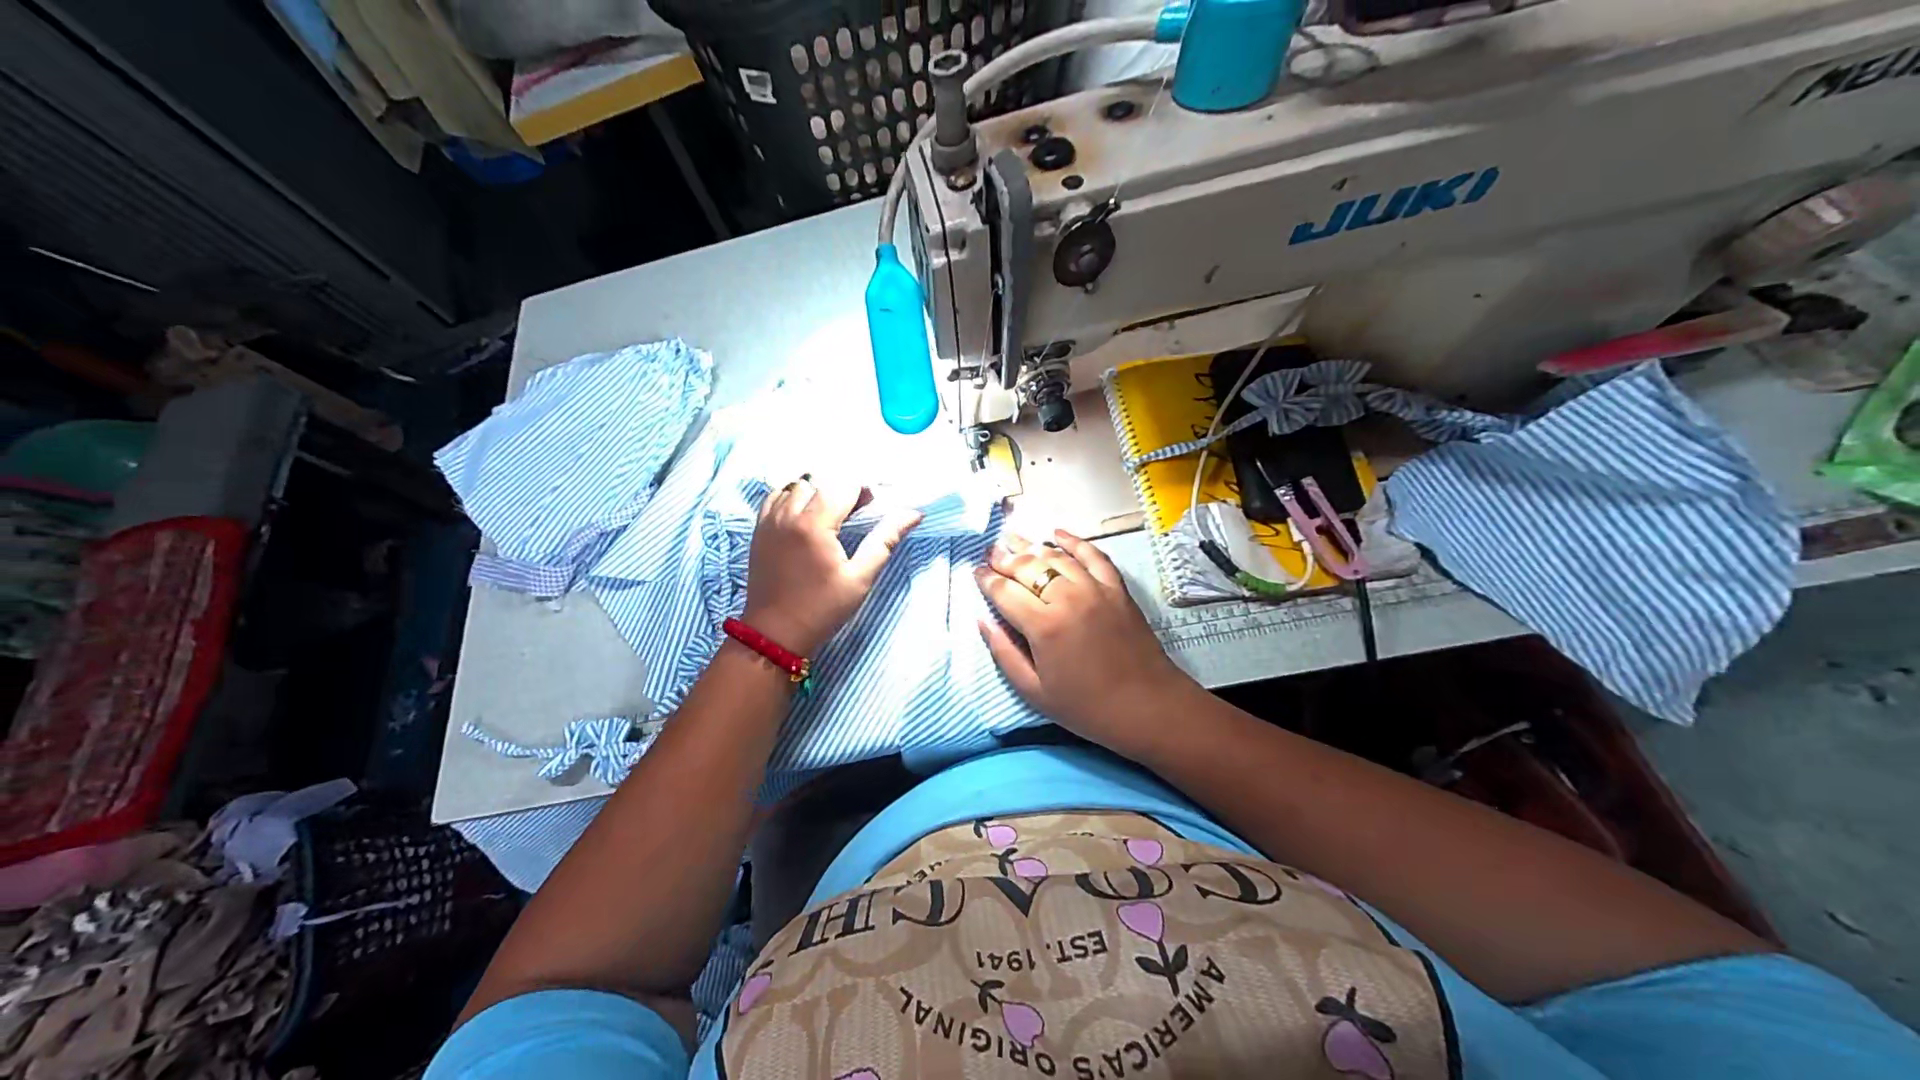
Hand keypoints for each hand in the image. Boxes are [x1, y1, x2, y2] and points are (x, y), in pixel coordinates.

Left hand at [742, 477, 920, 656]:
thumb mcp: (860, 578)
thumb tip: (914, 514)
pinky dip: (794, 497)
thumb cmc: (822, 609)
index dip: (863, 490)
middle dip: (842, 489)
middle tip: (857, 513)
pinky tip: (806, 516)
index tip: (874, 506)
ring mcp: (769, 520)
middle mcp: (788, 514)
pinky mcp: (759, 529)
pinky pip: (776, 497)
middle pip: (821, 481)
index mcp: (814, 524)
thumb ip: (885, 540)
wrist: (774, 633)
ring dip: (818, 491)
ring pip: (797, 485)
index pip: (843, 485)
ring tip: (832, 515)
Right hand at [974, 529, 1195, 750]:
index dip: (986, 580)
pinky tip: (1058, 534)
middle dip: (1005, 558)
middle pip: (1028, 567)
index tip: (976, 572)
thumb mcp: (1034, 691)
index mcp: (1044, 626)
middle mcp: (1067, 598)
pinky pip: (1093, 555)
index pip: (1005, 592)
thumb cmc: (1087, 707)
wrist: (1147, 707)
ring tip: (1014, 540)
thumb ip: (1004, 653)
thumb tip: (983, 621)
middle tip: (990, 552)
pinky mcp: (1117, 589)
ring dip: (1032, 547)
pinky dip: (1074, 542)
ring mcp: (1095, 589)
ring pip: (1057, 557)